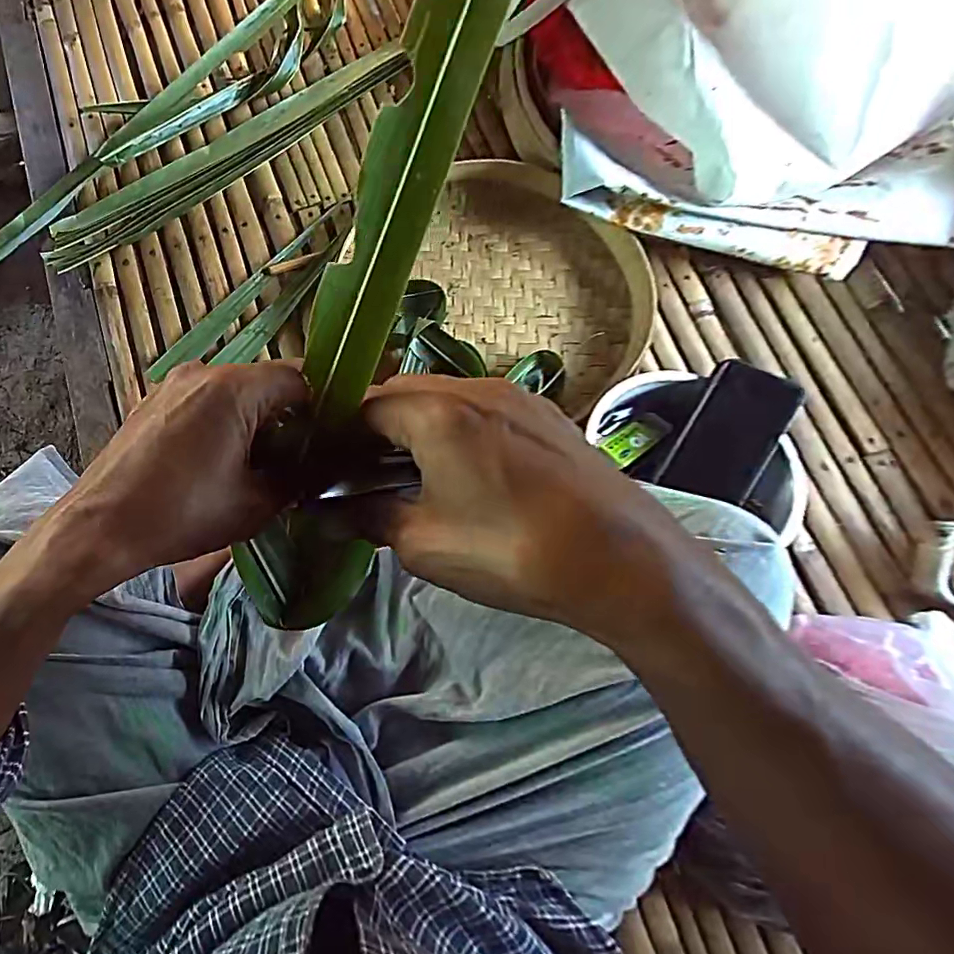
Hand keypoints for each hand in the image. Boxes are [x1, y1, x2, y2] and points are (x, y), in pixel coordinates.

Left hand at [43, 360, 307, 590]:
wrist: (100, 526)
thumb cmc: (179, 515)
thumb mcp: (254, 505)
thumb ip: (295, 478)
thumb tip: (309, 467)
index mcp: (233, 388)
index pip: (298, 378)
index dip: (320, 409)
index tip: (326, 442)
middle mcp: (201, 373)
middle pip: (263, 384)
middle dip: (284, 419)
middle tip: (291, 462)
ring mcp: (171, 385)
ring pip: (231, 393)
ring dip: (250, 423)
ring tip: (250, 468)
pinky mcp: (151, 403)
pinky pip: (201, 402)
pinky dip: (218, 424)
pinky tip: (213, 464)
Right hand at [353, 375, 713, 642]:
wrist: (629, 566)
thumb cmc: (513, 551)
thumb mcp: (423, 543)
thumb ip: (368, 518)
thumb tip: (329, 516)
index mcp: (435, 412)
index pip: (362, 406)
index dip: (336, 435)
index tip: (324, 467)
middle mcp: (474, 387)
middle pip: (400, 392)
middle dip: (371, 427)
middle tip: (359, 471)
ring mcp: (515, 397)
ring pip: (440, 395)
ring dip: (411, 425)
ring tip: (404, 472)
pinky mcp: (544, 415)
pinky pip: (477, 407)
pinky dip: (450, 427)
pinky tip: (456, 470)